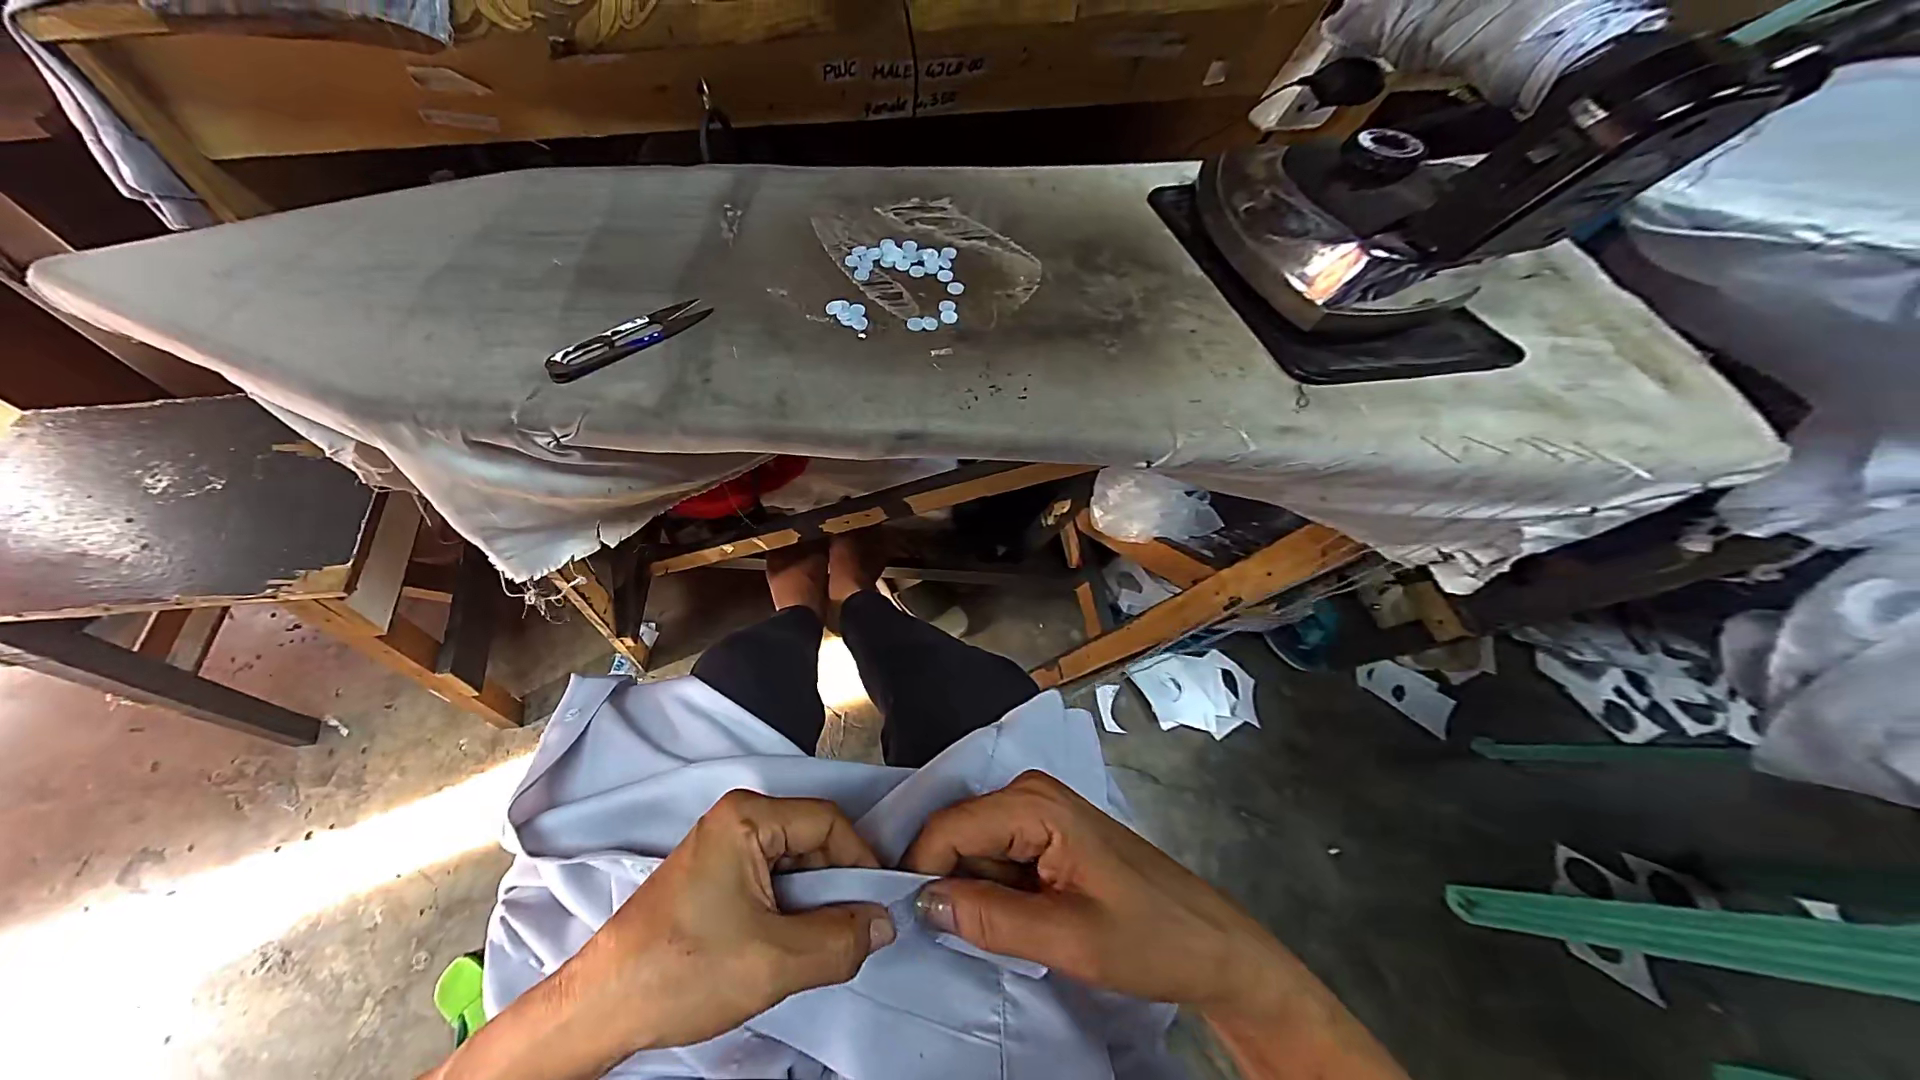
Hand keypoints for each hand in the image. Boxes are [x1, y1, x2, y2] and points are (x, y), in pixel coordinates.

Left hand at [593, 790, 897, 1047]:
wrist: (600, 1009)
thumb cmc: (677, 971)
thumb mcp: (775, 960)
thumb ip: (842, 939)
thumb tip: (883, 924)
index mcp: (747, 817)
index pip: (829, 821)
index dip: (859, 861)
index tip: (875, 904)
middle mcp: (735, 819)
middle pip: (813, 839)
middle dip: (835, 886)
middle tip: (849, 931)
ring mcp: (723, 846)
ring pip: (795, 863)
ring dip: (813, 902)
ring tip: (814, 944)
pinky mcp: (716, 874)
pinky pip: (773, 878)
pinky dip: (790, 909)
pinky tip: (787, 943)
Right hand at [901, 770, 1283, 1009]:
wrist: (1211, 946)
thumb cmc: (1152, 938)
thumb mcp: (1068, 939)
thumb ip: (990, 918)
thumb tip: (922, 901)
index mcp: (1036, 803)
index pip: (949, 826)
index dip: (921, 871)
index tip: (906, 921)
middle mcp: (1031, 794)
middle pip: (958, 834)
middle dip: (946, 883)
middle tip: (947, 938)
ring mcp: (1039, 813)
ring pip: (973, 849)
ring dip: (970, 892)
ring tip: (992, 934)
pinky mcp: (1046, 836)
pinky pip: (996, 859)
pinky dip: (990, 892)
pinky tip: (1010, 922)